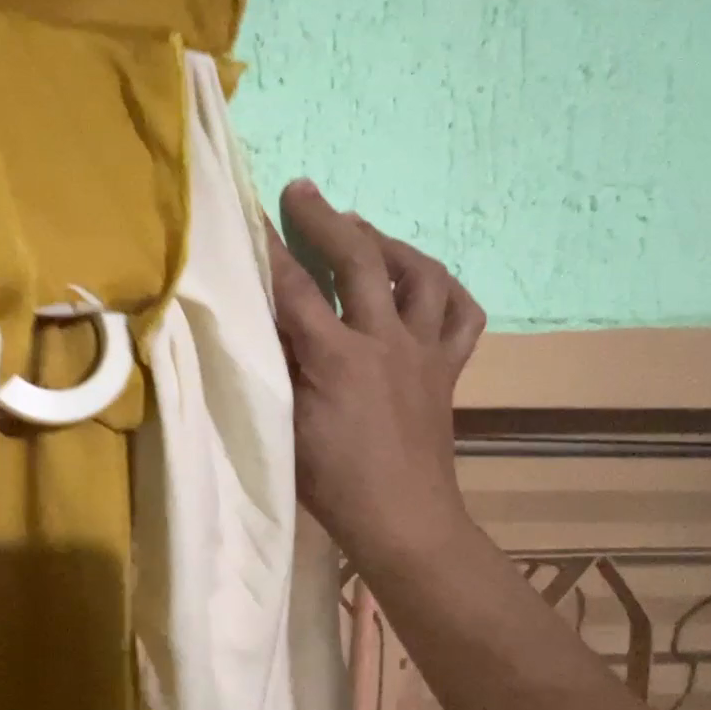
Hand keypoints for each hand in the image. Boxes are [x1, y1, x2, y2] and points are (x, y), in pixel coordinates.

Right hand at [267, 179, 486, 571]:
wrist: (403, 519)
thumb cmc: (330, 480)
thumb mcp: (284, 421)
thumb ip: (275, 366)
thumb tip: (262, 322)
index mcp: (336, 357)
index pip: (295, 287)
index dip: (270, 247)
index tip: (250, 212)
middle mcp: (385, 341)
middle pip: (361, 262)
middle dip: (328, 220)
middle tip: (303, 190)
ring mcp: (424, 352)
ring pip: (421, 275)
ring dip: (388, 243)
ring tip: (362, 231)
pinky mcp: (448, 369)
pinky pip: (461, 314)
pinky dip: (442, 289)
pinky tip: (422, 283)